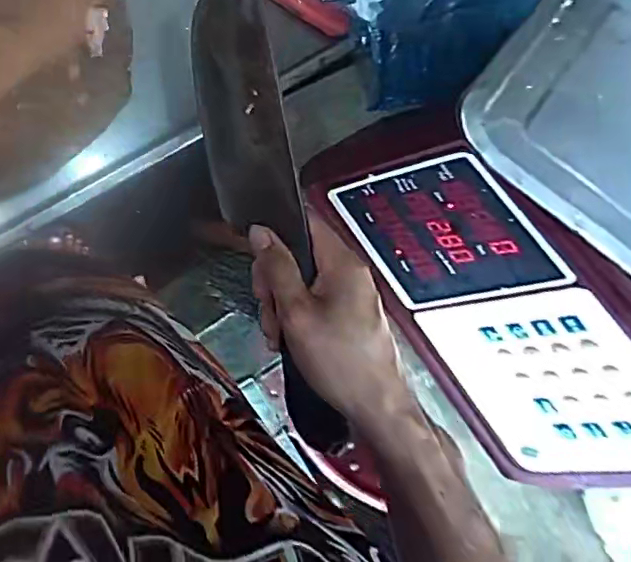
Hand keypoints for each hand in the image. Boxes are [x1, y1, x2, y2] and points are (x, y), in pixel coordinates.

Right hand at [249, 213, 419, 435]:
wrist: (377, 410)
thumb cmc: (338, 360)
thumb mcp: (294, 309)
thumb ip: (276, 266)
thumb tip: (261, 232)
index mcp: (343, 264)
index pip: (305, 220)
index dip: (274, 227)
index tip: (253, 248)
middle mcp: (351, 273)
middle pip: (297, 251)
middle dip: (272, 275)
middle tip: (267, 303)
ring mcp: (352, 293)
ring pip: (299, 277)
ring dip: (279, 299)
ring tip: (278, 329)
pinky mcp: (349, 312)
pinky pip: (311, 296)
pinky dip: (294, 311)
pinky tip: (288, 334)